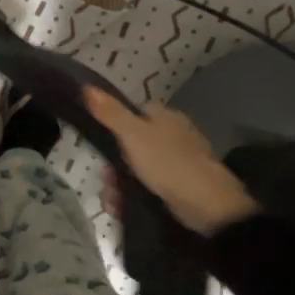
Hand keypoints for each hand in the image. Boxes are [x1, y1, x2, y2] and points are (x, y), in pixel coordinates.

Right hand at [84, 87, 260, 234]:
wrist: (208, 206)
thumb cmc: (169, 163)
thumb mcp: (133, 135)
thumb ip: (110, 113)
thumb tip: (86, 86)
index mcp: (166, 118)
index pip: (134, 112)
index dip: (113, 124)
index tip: (98, 141)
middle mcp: (173, 137)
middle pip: (131, 145)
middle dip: (112, 164)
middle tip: (106, 177)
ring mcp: (176, 164)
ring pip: (135, 169)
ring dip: (117, 184)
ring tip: (112, 198)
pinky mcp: (177, 188)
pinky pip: (145, 188)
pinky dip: (131, 197)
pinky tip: (121, 207)